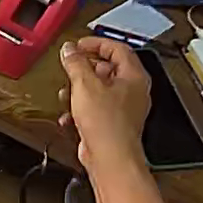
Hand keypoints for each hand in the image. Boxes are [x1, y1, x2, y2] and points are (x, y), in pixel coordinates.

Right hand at [57, 37, 151, 176]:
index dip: (96, 43)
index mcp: (134, 77)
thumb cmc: (108, 125)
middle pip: (110, 69)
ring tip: (68, 91)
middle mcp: (133, 92)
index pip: (118, 49)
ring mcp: (124, 110)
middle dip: (87, 67)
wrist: (110, 159)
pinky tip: (70, 116)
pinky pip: (96, 110)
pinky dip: (81, 109)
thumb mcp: (85, 85)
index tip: (79, 45)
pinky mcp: (113, 125)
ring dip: (81, 89)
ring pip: (101, 91)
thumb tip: (69, 50)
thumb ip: (76, 63)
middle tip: (72, 64)